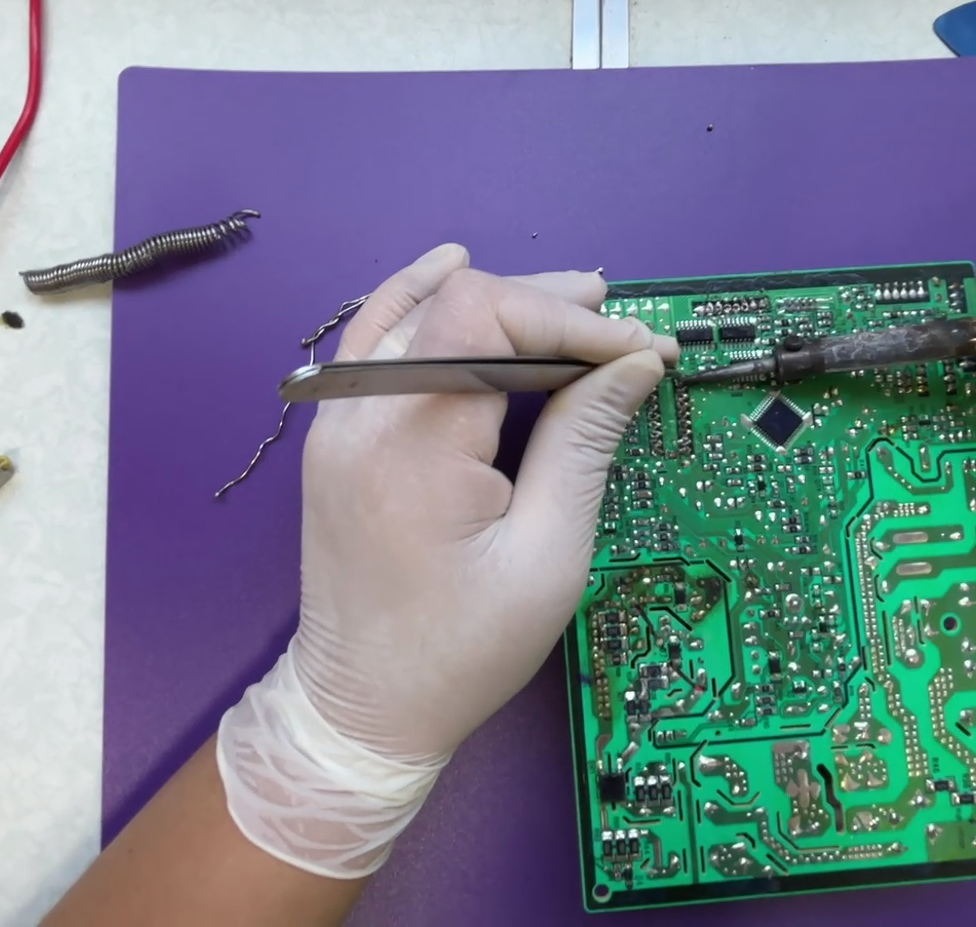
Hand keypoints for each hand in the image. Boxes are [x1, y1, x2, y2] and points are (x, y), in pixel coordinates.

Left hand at [218, 245, 676, 876]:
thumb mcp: (547, 556)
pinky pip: (375, 340)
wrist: (361, 707)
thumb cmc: (462, 651)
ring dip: (498, 301)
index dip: (571, 319)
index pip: (488, 320)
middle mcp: (359, 413)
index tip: (639, 349)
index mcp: (412, 445)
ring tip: (571, 304)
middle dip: (548, 308)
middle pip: (455, 306)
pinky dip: (420, 300)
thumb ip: (583, 441)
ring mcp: (336, 419)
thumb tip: (634, 363)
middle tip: (621, 326)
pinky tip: (452, 268)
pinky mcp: (336, 432)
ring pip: (417, 312)